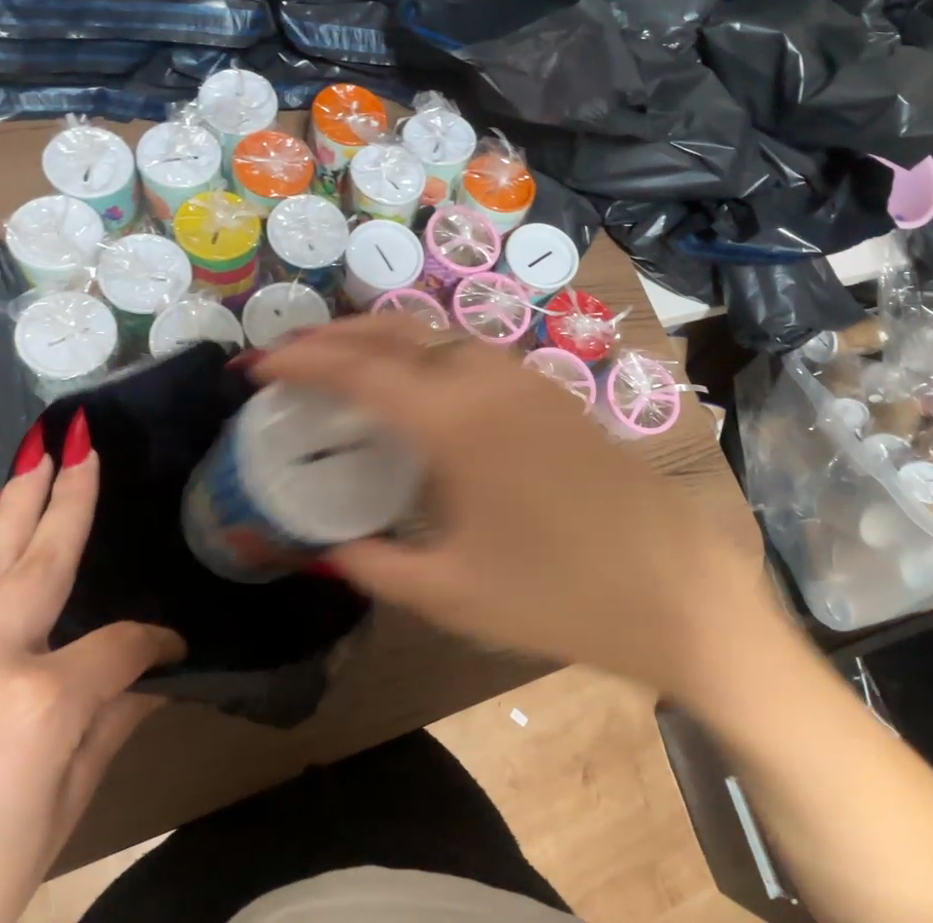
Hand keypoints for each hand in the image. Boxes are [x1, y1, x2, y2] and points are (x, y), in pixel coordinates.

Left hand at [0, 413, 183, 922]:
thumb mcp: (59, 813)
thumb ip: (106, 730)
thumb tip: (144, 683)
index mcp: (37, 705)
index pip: (119, 646)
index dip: (155, 644)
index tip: (173, 650)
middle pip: (33, 565)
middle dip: (60, 500)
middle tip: (76, 443)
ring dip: (10, 518)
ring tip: (32, 465)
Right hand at [255, 316, 780, 700]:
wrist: (678, 591)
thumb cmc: (558, 597)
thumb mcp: (448, 593)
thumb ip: (368, 562)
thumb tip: (307, 546)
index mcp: (453, 420)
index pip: (356, 369)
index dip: (297, 361)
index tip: (254, 368)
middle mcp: (488, 380)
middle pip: (394, 334)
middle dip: (332, 337)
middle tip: (287, 358)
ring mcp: (529, 381)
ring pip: (438, 335)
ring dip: (382, 339)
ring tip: (342, 364)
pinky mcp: (555, 395)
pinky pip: (474, 353)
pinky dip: (427, 353)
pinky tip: (420, 387)